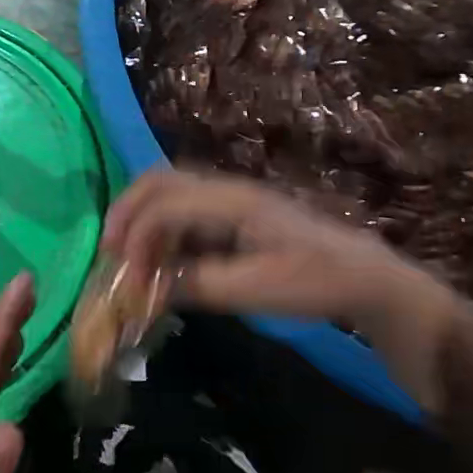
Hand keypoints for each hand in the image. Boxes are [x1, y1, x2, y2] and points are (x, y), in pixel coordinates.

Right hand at [100, 169, 465, 408]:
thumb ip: (199, 285)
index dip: (136, 236)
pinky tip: (160, 264)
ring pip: (168, 194)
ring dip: (142, 223)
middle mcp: (225, 190)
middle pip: (158, 182)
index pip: (165, 204)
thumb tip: (148, 289)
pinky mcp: (232, 216)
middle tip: (109, 254)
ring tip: (129, 262)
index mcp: (232, 201)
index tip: (125, 278)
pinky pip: (184, 213)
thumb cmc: (314, 281)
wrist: (363, 276)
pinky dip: (161, 233)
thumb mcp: (257, 290)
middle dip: (126, 213)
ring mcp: (228, 200)